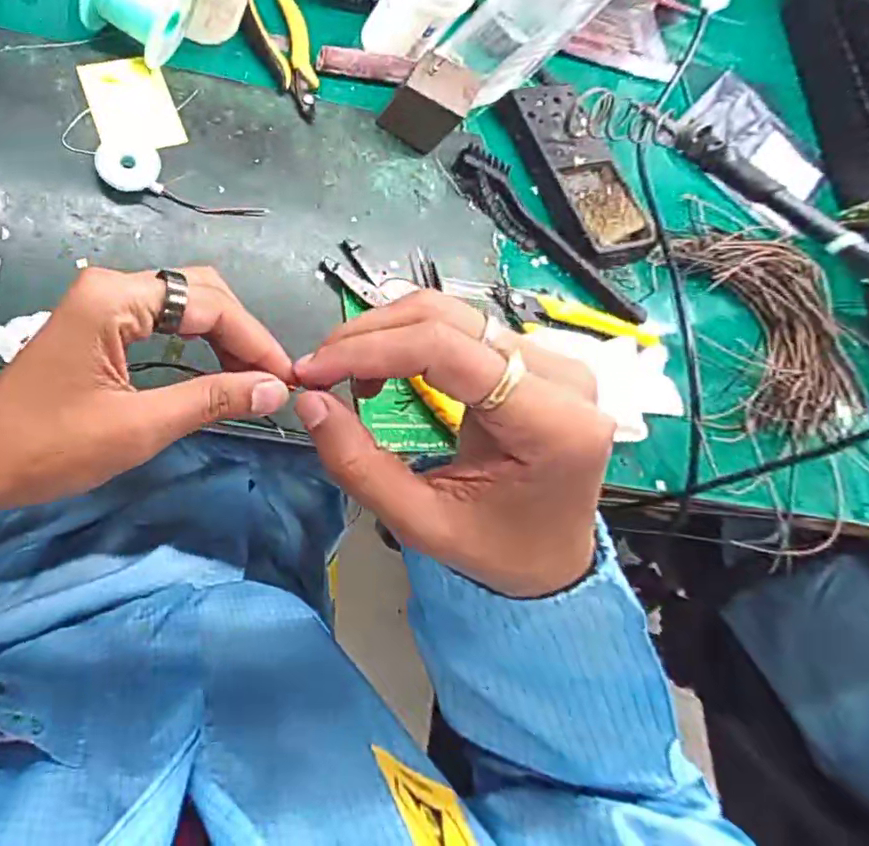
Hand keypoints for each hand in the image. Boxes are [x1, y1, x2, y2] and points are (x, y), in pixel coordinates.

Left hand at [0, 266, 292, 517]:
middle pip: (196, 292)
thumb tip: (274, 387)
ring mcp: (96, 302)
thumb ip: (209, 399)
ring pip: (178, 304)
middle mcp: (106, 285)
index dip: (254, 340)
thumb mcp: (137, 427)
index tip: (288, 379)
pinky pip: (154, 320)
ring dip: (218, 337)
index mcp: (113, 297)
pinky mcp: (92, 323)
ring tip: (249, 381)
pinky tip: (211, 369)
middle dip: (239, 333)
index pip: (207, 303)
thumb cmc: (50, 447)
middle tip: (270, 381)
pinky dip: (189, 342)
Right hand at [292, 290, 613, 597]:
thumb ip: (358, 463)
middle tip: (317, 370)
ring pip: (441, 311)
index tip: (312, 372)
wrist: (551, 558)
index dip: (367, 351)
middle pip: (441, 317)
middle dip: (363, 337)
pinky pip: (450, 325)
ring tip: (342, 372)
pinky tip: (376, 371)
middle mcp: (558, 377)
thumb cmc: (497, 548)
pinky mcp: (525, 358)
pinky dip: (397, 339)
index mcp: (551, 423)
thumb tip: (310, 401)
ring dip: (377, 334)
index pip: (444, 350)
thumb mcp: (419, 522)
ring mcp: (546, 360)